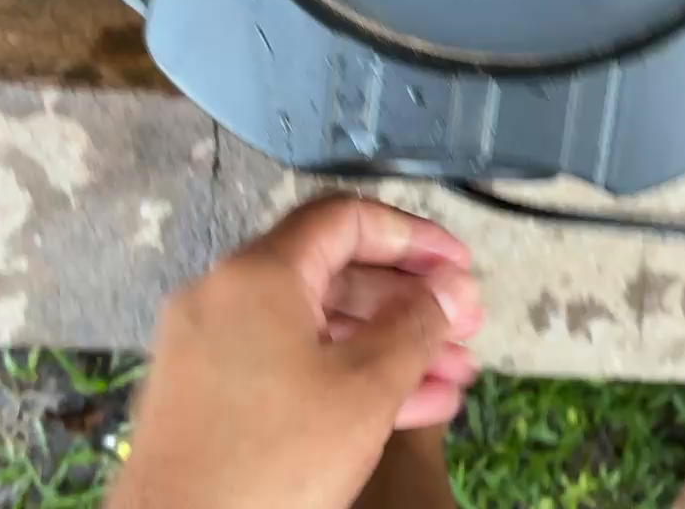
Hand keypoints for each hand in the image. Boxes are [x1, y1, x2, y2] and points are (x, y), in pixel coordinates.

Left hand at [108, 196, 483, 508]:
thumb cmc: (276, 464)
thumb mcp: (365, 388)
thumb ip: (418, 324)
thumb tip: (454, 288)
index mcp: (260, 273)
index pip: (350, 219)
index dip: (415, 236)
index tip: (460, 267)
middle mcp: (231, 295)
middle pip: (341, 273)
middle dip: (413, 301)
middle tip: (468, 326)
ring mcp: (218, 349)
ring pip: (325, 326)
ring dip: (395, 346)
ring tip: (458, 374)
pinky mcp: (216, 398)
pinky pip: (297, 364)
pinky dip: (353, 375)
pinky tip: (419, 406)